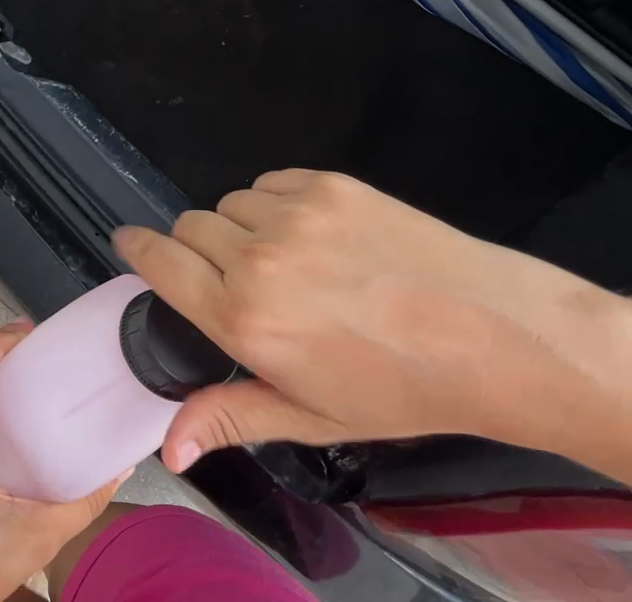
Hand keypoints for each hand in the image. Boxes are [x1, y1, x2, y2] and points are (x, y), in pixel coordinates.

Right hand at [115, 169, 619, 470]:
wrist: (499, 339)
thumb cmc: (402, 389)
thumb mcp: (312, 416)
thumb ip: (229, 417)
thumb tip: (168, 449)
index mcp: (243, 319)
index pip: (159, 261)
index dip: (137, 247)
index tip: (131, 243)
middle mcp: (256, 259)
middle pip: (189, 226)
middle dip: (200, 249)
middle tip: (241, 279)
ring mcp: (293, 216)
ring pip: (229, 203)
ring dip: (241, 227)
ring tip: (288, 259)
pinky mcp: (328, 186)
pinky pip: (270, 183)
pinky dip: (277, 204)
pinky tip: (315, 236)